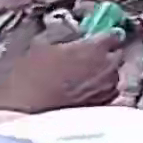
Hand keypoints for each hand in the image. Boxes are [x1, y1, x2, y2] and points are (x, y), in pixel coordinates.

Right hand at [0, 30, 124, 112]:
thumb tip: (73, 30)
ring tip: (80, 76)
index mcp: (96, 48)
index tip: (97, 38)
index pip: (113, 35)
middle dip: (105, 53)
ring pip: (114, 71)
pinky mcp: (108, 99)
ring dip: (103, 70)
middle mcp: (110, 64)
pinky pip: (111, 87)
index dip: (105, 36)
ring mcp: (111, 83)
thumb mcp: (38, 47)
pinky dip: (101, 85)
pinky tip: (83, 89)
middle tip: (84, 58)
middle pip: (117, 53)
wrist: (25, 112)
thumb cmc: (28, 79)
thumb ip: (62, 34)